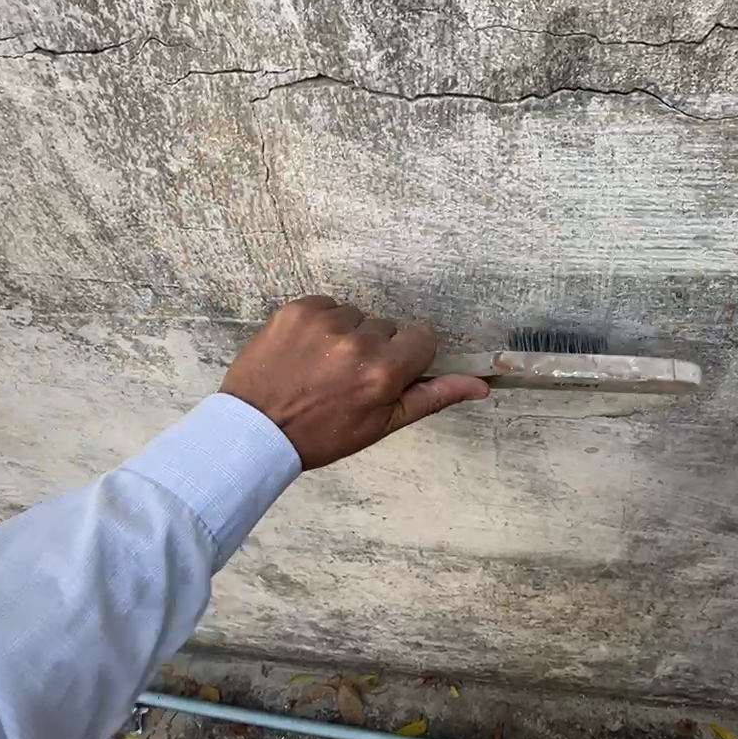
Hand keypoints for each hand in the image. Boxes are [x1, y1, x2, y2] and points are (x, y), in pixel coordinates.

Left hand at [219, 295, 489, 469]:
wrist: (255, 432)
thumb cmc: (323, 434)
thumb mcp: (383, 423)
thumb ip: (434, 396)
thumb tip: (482, 385)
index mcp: (385, 371)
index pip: (422, 337)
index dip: (406, 356)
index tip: (386, 372)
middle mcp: (359, 341)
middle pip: (388, 327)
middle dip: (375, 347)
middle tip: (347, 376)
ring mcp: (325, 322)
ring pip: (356, 315)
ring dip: (346, 334)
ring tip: (322, 365)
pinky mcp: (297, 310)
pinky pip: (326, 305)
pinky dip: (319, 323)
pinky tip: (305, 351)